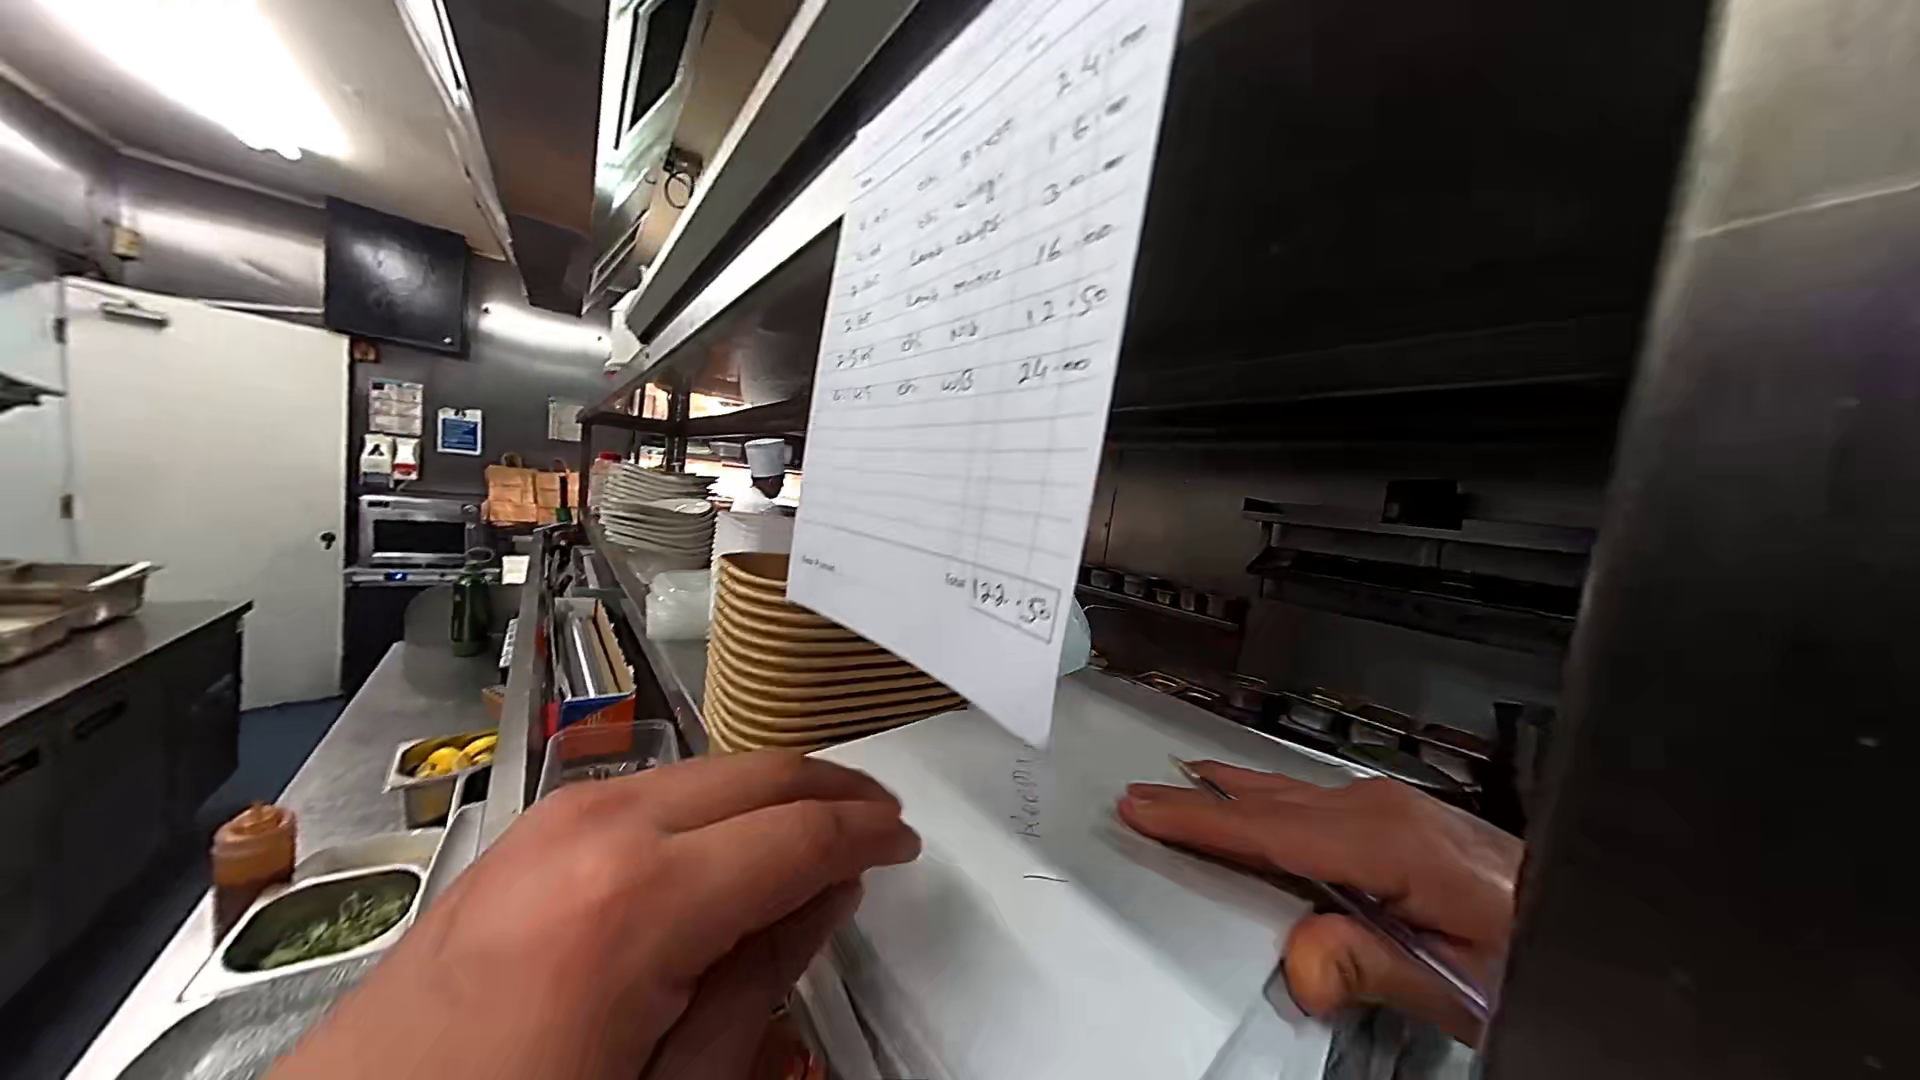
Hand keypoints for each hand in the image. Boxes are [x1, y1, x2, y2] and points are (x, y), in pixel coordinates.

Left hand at [271, 752, 920, 1079]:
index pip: (797, 833)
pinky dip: (723, 800)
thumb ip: (762, 978)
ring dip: (780, 790)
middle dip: (835, 789)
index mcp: (639, 902)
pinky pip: (664, 786)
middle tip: (880, 820)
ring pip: (718, 768)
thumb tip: (830, 893)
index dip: (865, 831)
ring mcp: (563, 814)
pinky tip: (741, 835)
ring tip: (822, 827)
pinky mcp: (538, 823)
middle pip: (763, 774)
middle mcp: (604, 826)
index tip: (906, 841)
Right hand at [1118, 763, 1520, 1045]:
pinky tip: (1243, 793)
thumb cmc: (1531, 958)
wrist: (1586, 917)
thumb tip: (1296, 964)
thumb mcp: (1461, 983)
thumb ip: (1372, 966)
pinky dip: (1256, 796)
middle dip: (1196, 798)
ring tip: (1178, 784)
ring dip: (1222, 792)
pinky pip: (1302, 795)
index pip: (1268, 829)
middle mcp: (1376, 807)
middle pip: (1263, 800)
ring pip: (1280, 790)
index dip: (1200, 820)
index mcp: (1387, 842)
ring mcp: (1381, 801)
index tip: (1146, 809)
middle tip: (1140, 794)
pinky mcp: (1386, 807)